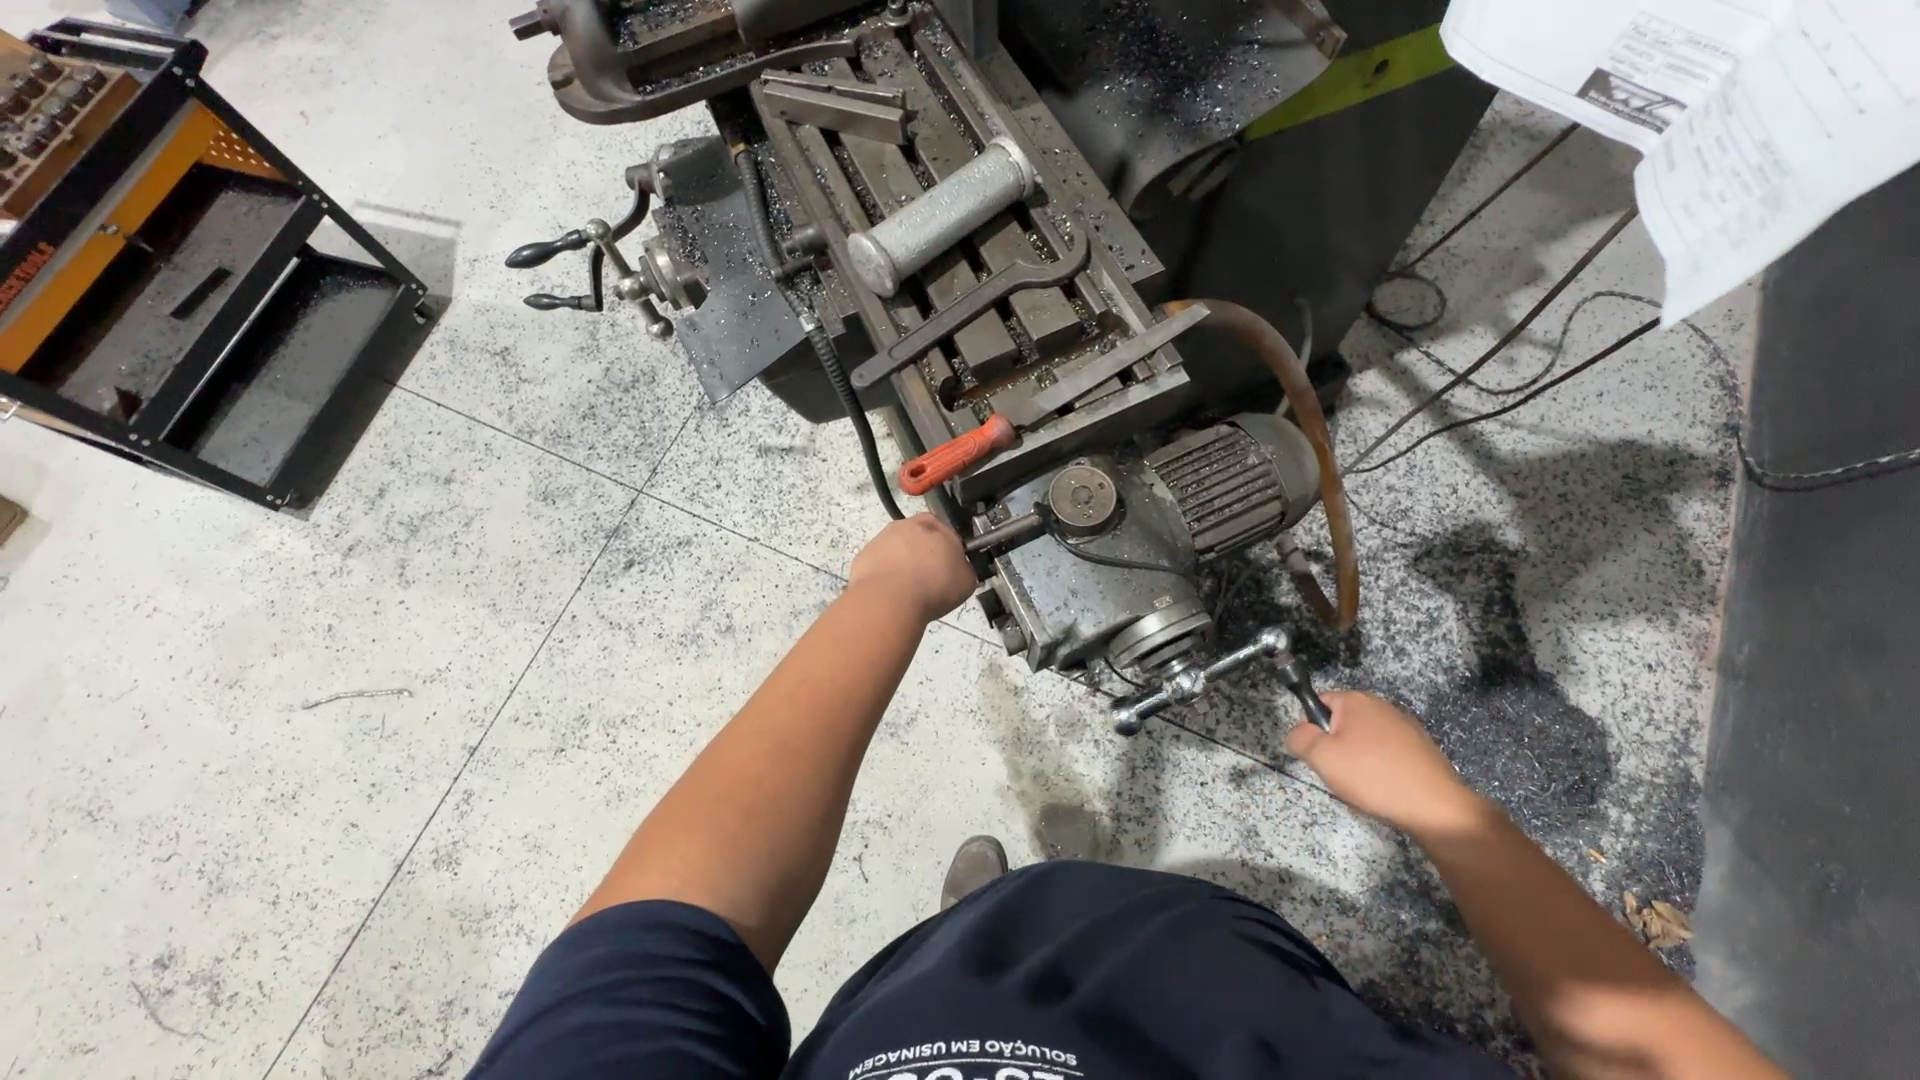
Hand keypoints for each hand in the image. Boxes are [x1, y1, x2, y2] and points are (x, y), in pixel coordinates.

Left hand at [848, 514, 974, 623]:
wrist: (890, 600)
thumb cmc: (934, 587)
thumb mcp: (967, 581)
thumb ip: (964, 569)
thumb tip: (959, 571)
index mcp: (934, 524)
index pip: (945, 532)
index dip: (948, 552)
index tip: (948, 571)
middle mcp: (905, 524)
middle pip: (918, 538)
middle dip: (923, 556)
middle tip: (929, 582)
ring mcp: (880, 539)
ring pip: (896, 551)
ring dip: (902, 566)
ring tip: (908, 592)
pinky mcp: (863, 556)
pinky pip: (879, 565)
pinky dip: (884, 577)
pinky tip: (890, 595)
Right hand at [1285, 691, 1487, 838]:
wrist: (1435, 806)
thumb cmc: (1373, 776)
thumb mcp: (1322, 758)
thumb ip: (1299, 738)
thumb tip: (1298, 732)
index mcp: (1355, 700)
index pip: (1317, 703)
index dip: (1312, 730)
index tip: (1321, 756)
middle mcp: (1381, 705)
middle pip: (1341, 722)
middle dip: (1335, 746)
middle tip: (1340, 773)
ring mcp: (1404, 725)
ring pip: (1364, 739)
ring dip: (1358, 758)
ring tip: (1365, 784)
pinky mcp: (1421, 746)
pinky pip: (1387, 752)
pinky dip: (1381, 766)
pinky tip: (1386, 787)